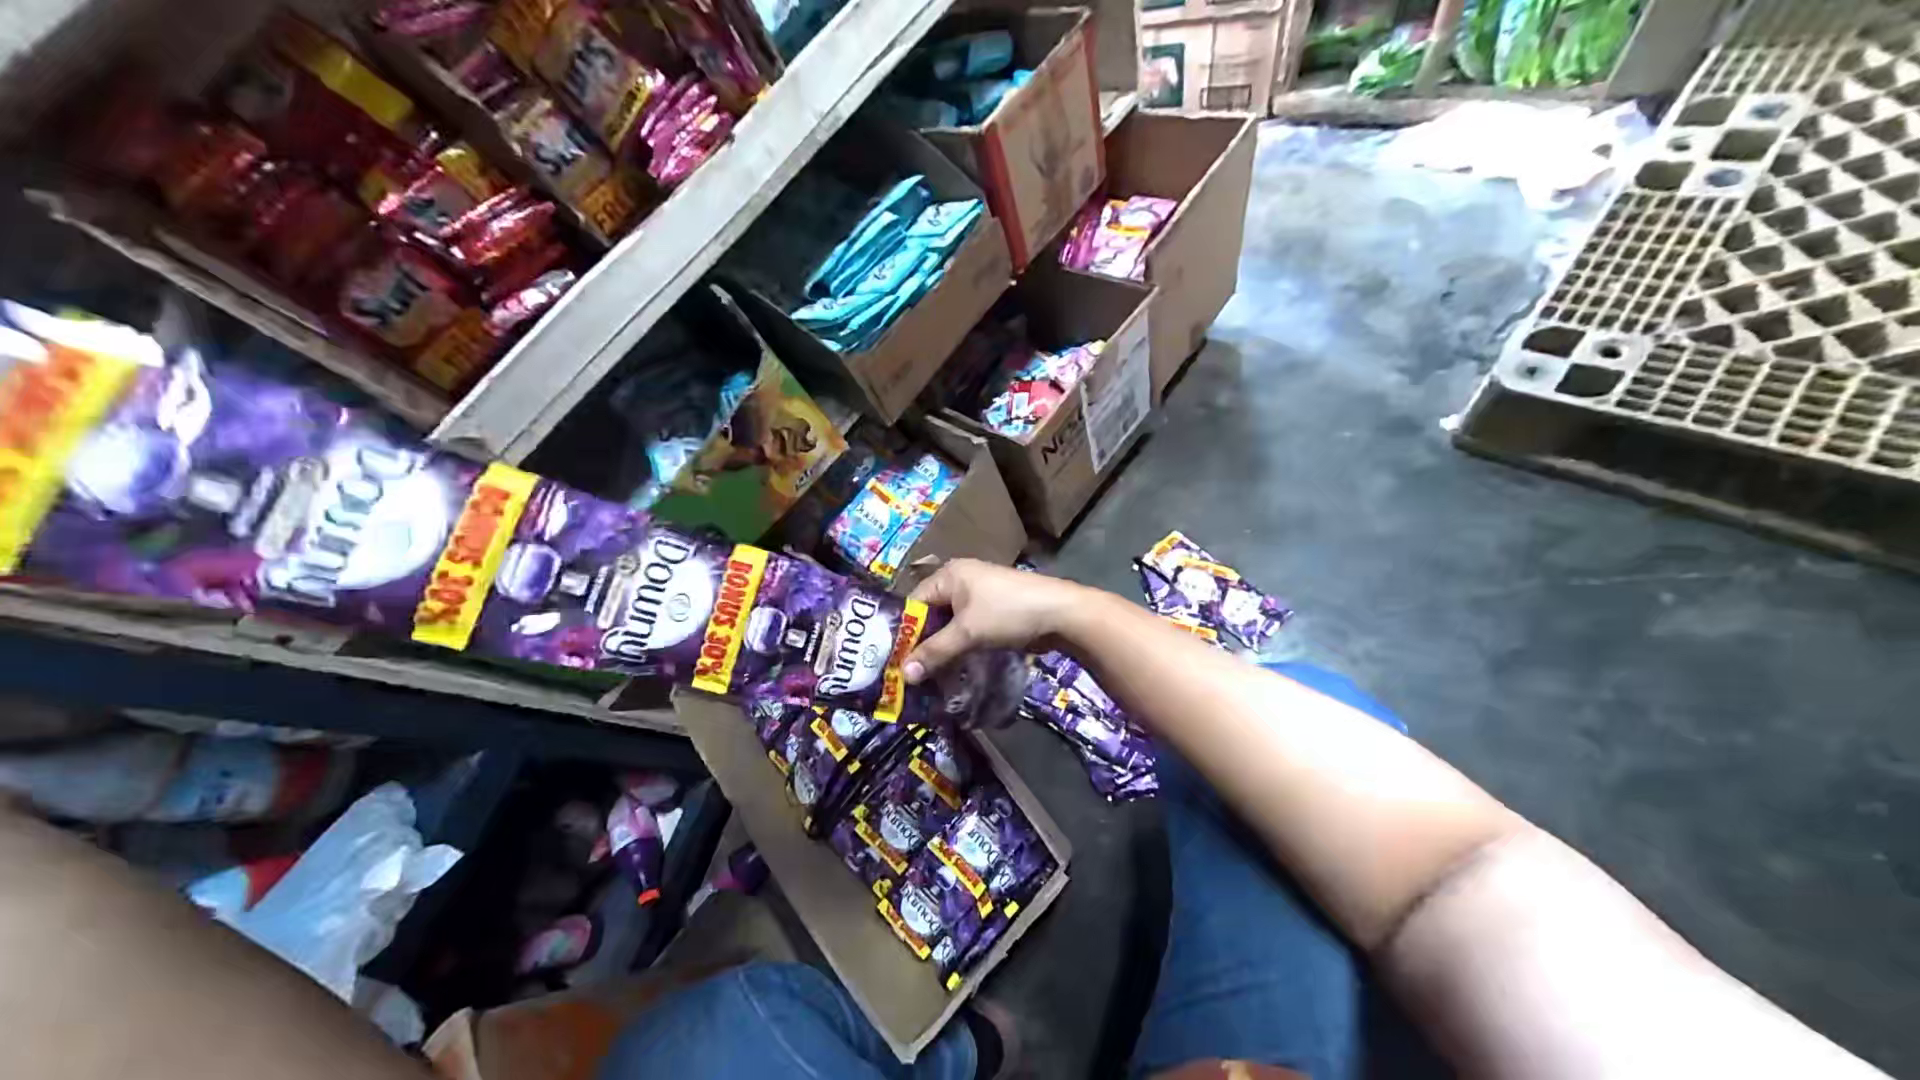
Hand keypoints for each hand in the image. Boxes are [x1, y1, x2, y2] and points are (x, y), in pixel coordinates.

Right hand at [904, 559, 1089, 682]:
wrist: (1061, 613)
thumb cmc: (1008, 613)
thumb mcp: (967, 633)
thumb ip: (935, 652)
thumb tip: (904, 675)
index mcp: (949, 574)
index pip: (914, 602)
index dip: (904, 632)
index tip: (895, 661)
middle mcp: (961, 580)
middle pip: (932, 614)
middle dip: (923, 643)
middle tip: (911, 673)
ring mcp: (979, 595)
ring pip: (950, 624)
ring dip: (943, 648)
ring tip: (930, 676)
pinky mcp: (994, 611)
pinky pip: (968, 629)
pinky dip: (960, 646)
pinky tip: (954, 668)